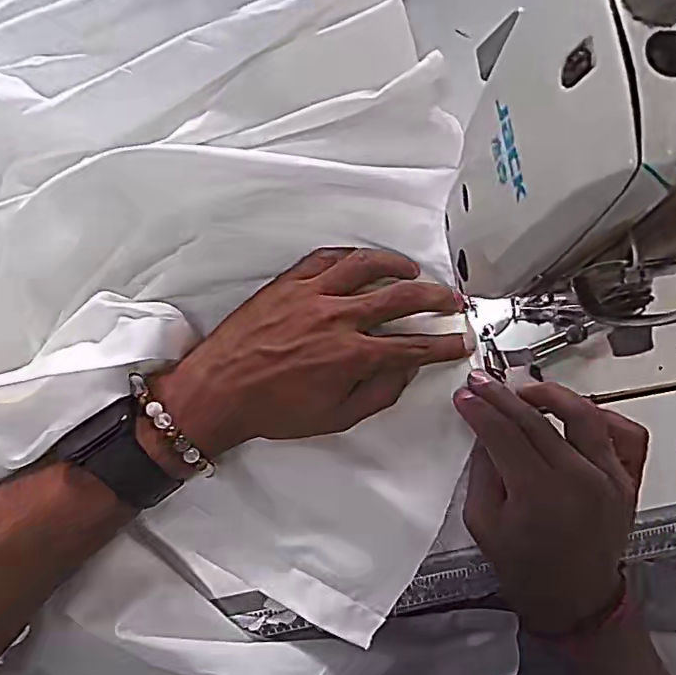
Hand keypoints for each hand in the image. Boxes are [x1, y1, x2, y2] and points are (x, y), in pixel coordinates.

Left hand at [152, 247, 470, 457]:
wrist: (219, 392)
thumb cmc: (269, 408)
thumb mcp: (335, 418)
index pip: (413, 345)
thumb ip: (377, 394)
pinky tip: (362, 261)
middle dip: (436, 299)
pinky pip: (326, 258)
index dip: (442, 344)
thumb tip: (403, 374)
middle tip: (449, 302)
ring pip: (367, 266)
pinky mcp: (288, 284)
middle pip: (402, 297)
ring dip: (398, 266)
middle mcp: (336, 319)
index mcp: (351, 356)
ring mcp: (311, 296)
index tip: (456, 341)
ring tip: (413, 272)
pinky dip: (351, 256)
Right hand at [451, 373, 649, 634]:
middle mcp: (580, 480)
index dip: (480, 409)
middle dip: (503, 396)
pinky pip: (625, 432)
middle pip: (536, 419)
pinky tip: (579, 413)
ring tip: (527, 391)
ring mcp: (610, 478)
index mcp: (539, 494)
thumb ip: (482, 473)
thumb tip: (485, 434)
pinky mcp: (628, 481)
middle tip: (484, 384)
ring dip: (551, 395)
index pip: (504, 432)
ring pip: (583, 413)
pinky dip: (602, 415)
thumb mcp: (484, 524)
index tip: (467, 397)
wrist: (575, 600)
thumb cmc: (530, 571)